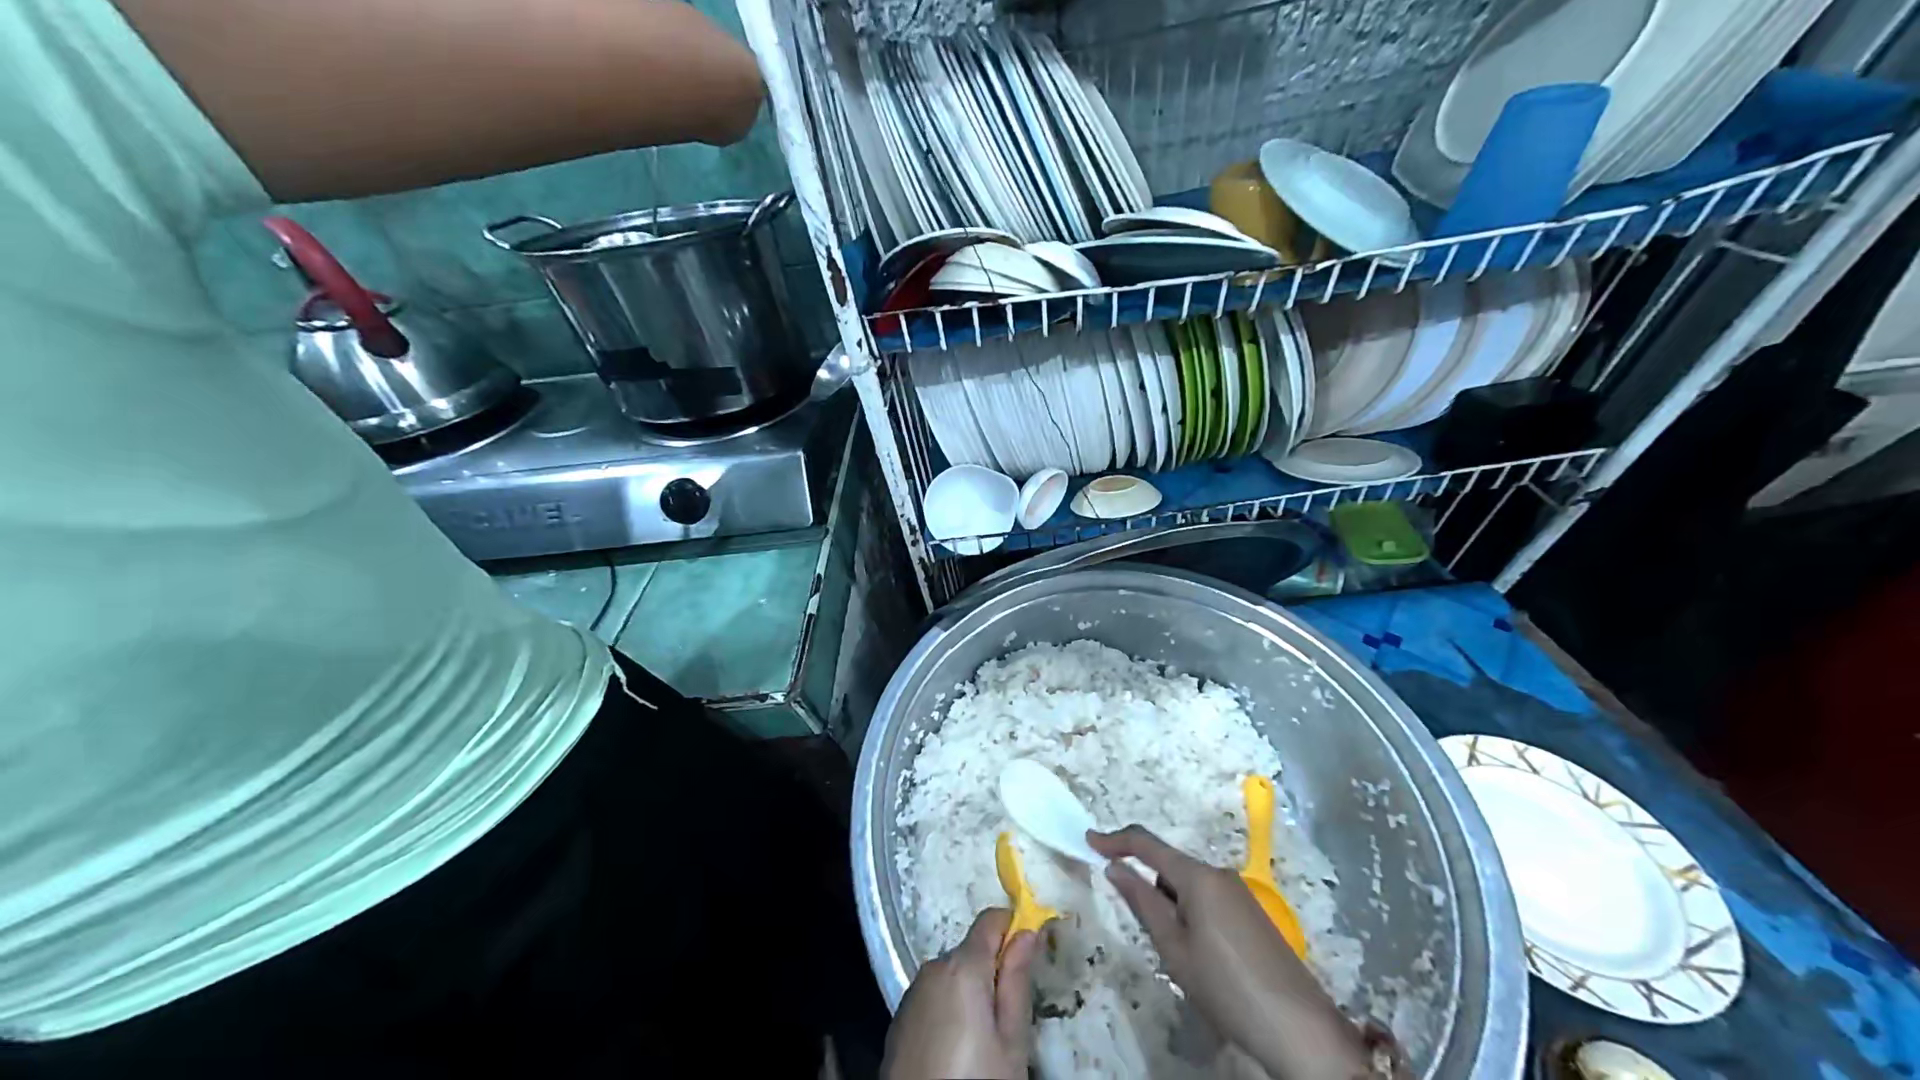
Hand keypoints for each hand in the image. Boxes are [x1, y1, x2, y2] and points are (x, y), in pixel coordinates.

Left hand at [883, 908, 1040, 1079]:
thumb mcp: (1011, 1042)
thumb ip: (1017, 981)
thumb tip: (1027, 932)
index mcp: (962, 967)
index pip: (990, 921)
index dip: (1013, 928)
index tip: (1031, 953)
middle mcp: (932, 968)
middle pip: (972, 951)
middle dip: (994, 970)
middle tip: (1012, 1015)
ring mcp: (912, 992)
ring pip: (953, 975)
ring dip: (972, 991)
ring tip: (985, 1040)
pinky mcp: (900, 1018)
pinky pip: (934, 997)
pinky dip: (950, 1008)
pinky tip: (957, 1049)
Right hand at [1089, 826, 1370, 1079]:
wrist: (1299, 1030)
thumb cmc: (1225, 986)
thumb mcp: (1173, 947)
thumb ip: (1141, 902)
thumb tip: (1115, 867)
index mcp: (1198, 876)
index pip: (1147, 844)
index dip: (1115, 840)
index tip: (1088, 840)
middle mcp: (1219, 874)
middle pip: (1169, 866)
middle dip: (1146, 885)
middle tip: (1143, 931)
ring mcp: (1239, 893)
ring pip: (1188, 886)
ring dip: (1169, 905)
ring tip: (1176, 955)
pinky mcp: (1251, 914)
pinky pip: (1207, 899)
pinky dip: (1189, 914)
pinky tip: (1199, 956)